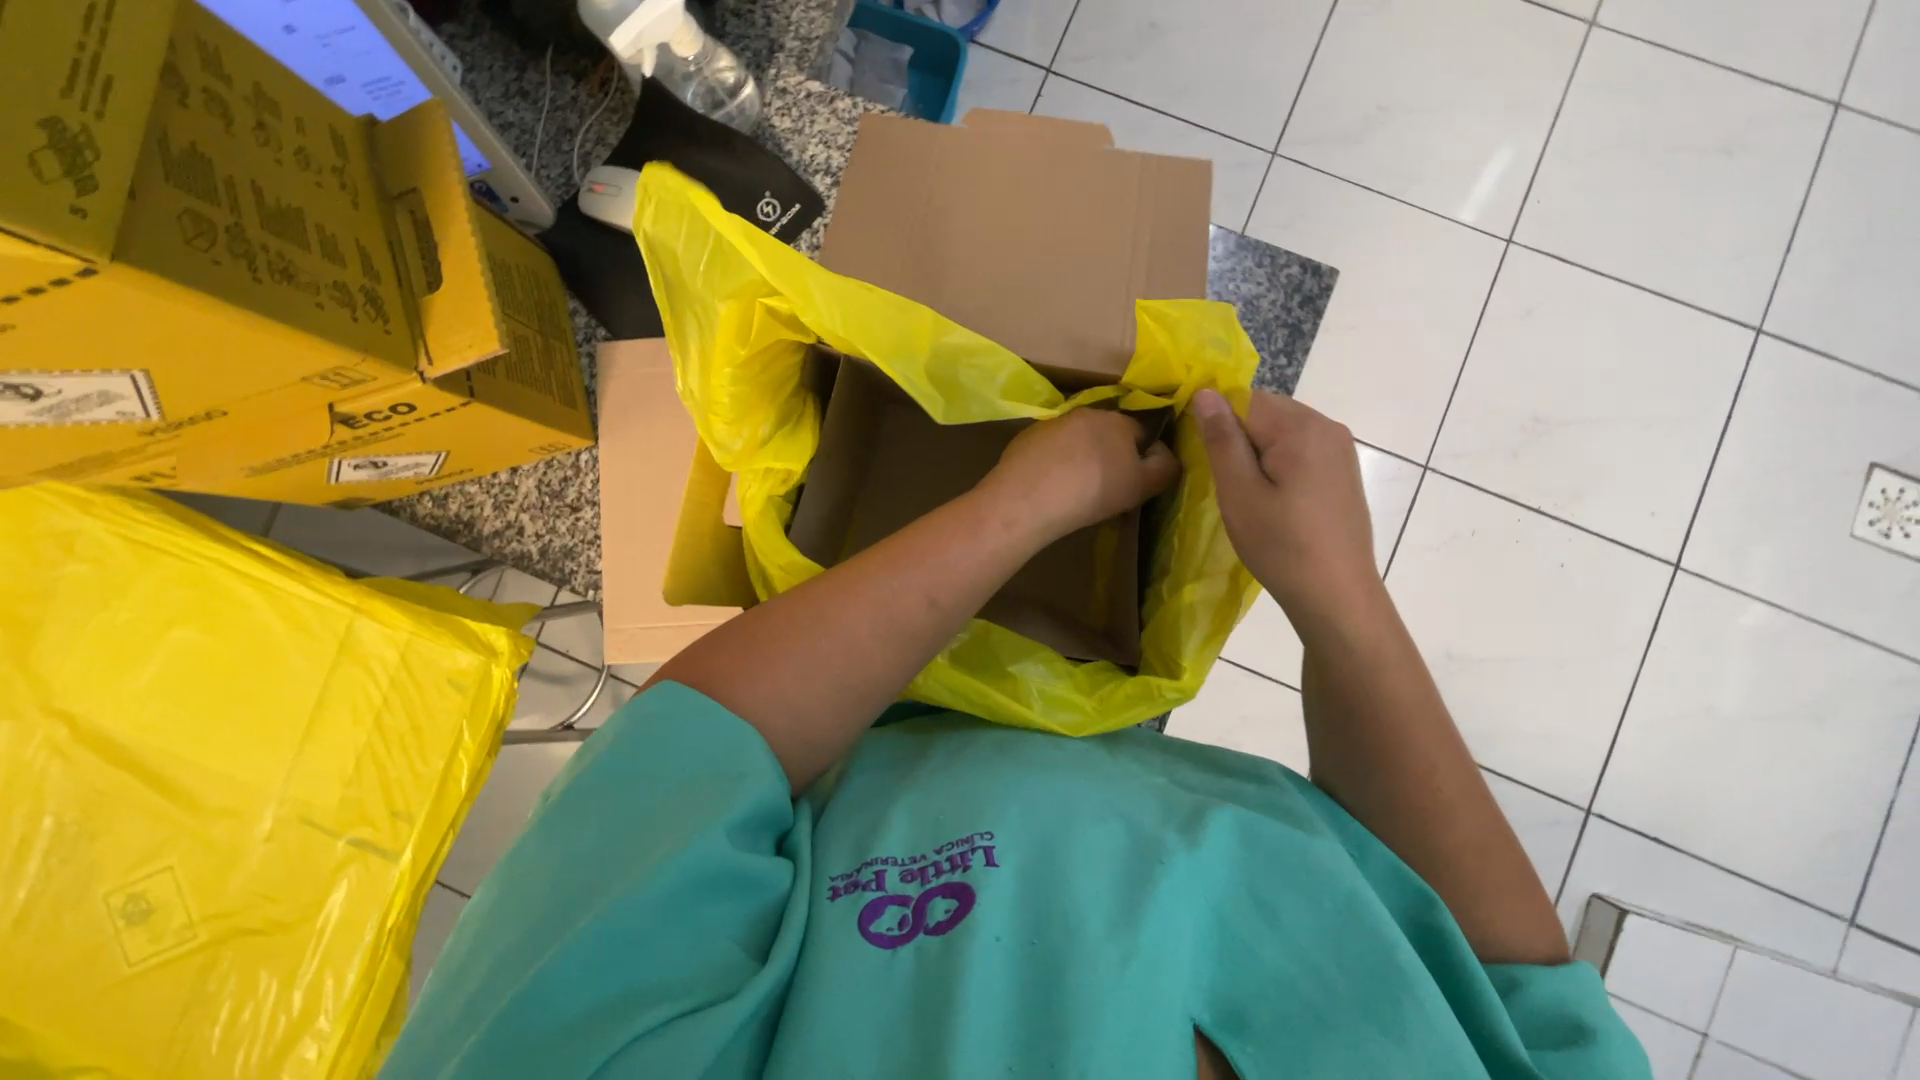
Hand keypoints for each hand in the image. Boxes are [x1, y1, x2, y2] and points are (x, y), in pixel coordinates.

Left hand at [977, 408, 1179, 540]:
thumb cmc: (1092, 493)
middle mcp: (1086, 413)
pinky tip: (1048, 487)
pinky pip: (1049, 450)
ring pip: (1076, 441)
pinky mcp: (1025, 438)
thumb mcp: (1141, 487)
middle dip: (1109, 456)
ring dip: (1080, 459)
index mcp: (1118, 421)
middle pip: (1107, 435)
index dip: (1140, 461)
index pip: (1141, 435)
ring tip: (1074, 491)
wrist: (1027, 499)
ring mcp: (1052, 423)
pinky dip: (1053, 464)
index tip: (1131, 485)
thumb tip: (1168, 456)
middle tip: (1104, 490)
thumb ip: (1164, 469)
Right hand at [1192, 388, 1380, 628]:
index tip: (1206, 461)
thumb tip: (1205, 391)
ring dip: (1259, 453)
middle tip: (1227, 484)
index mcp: (1301, 427)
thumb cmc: (1281, 546)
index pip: (1244, 399)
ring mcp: (1341, 449)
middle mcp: (1327, 427)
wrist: (1337, 595)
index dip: (1218, 425)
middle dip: (1240, 438)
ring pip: (1283, 432)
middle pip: (1266, 412)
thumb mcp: (1239, 493)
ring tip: (1249, 495)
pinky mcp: (1344, 471)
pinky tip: (1275, 501)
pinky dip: (1280, 465)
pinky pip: (1301, 451)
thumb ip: (1222, 438)